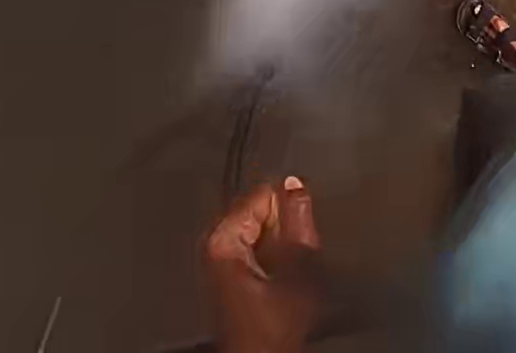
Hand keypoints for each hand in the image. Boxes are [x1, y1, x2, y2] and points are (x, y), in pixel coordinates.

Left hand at [204, 177, 321, 352]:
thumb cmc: (272, 331)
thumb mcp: (296, 274)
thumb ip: (298, 225)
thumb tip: (296, 184)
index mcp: (222, 237)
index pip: (260, 194)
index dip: (287, 207)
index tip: (303, 224)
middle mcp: (212, 241)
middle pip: (256, 210)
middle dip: (282, 225)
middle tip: (297, 252)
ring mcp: (215, 256)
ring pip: (256, 227)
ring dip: (278, 239)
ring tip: (288, 266)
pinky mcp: (223, 270)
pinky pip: (252, 243)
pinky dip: (270, 252)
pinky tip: (279, 274)